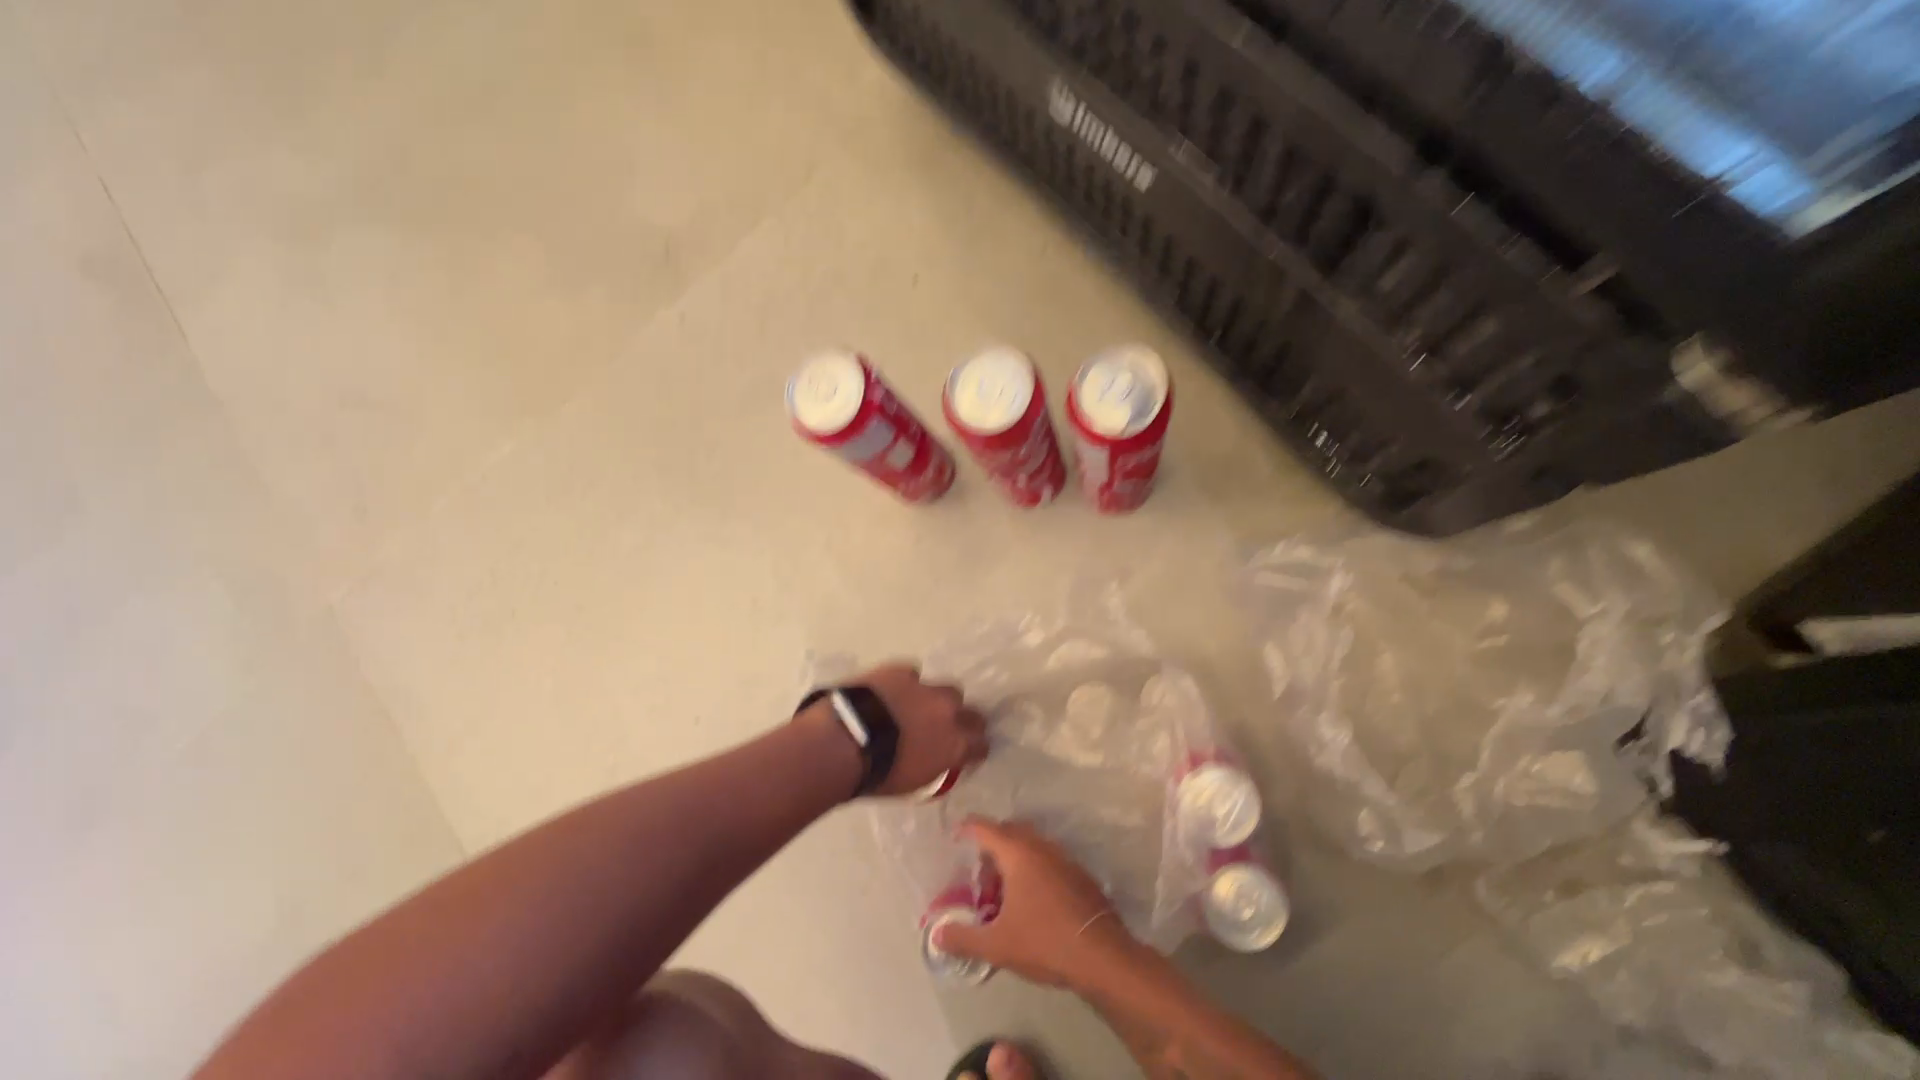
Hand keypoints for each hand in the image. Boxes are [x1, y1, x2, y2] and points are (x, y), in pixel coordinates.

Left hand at [855, 662, 989, 797]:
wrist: (844, 742)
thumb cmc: (877, 775)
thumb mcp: (912, 783)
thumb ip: (932, 768)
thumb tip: (933, 762)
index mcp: (955, 745)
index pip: (981, 745)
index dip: (975, 748)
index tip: (968, 751)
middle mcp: (949, 712)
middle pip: (970, 711)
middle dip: (961, 719)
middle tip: (944, 727)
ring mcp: (926, 688)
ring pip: (944, 688)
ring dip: (935, 698)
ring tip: (916, 705)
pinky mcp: (902, 670)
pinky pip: (911, 675)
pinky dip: (904, 684)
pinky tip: (889, 691)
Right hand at [933, 820, 1139, 989]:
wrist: (1103, 957)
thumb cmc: (1044, 942)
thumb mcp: (996, 945)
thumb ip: (963, 938)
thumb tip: (937, 935)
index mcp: (1018, 854)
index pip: (985, 828)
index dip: (966, 829)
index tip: (954, 837)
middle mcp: (1042, 848)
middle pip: (1011, 831)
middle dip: (991, 843)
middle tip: (976, 866)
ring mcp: (1066, 860)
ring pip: (1033, 846)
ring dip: (1015, 857)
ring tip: (1001, 886)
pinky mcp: (1081, 877)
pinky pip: (1050, 861)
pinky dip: (1034, 870)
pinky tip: (1031, 899)